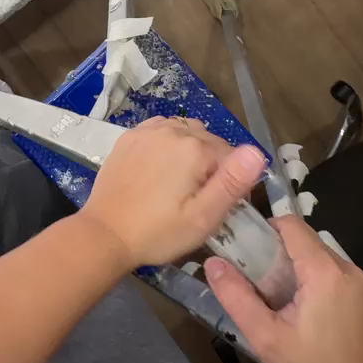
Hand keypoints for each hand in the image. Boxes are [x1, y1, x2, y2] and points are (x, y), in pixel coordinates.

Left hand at [77, 116, 266, 268]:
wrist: (106, 232)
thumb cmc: (158, 231)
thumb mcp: (203, 217)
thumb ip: (232, 182)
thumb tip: (256, 152)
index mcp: (194, 148)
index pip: (231, 156)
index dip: (232, 181)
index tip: (221, 206)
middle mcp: (172, 130)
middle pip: (208, 141)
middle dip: (212, 164)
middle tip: (200, 198)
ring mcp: (147, 130)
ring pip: (184, 131)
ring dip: (190, 150)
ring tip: (180, 183)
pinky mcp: (129, 136)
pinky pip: (160, 129)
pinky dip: (168, 142)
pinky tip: (161, 167)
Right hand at [206, 215, 362, 362]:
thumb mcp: (266, 338)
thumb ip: (236, 296)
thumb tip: (213, 263)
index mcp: (324, 272)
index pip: (293, 225)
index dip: (271, 231)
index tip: (257, 254)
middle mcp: (353, 270)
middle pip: (312, 245)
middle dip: (290, 259)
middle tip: (275, 291)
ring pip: (332, 263)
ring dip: (314, 275)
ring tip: (303, 310)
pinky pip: (352, 281)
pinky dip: (337, 289)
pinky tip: (331, 321)